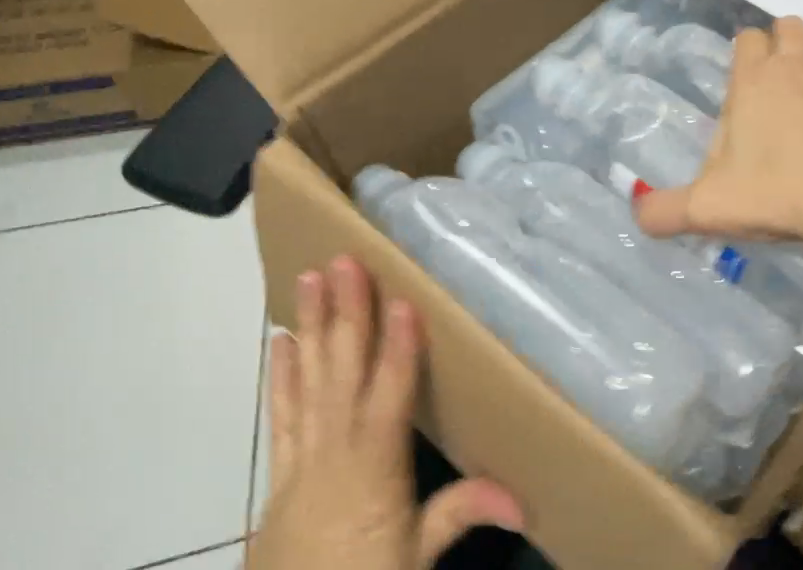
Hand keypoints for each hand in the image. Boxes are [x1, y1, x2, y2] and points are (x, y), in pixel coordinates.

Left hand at [248, 257, 522, 569]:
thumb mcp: (416, 557)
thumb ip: (461, 513)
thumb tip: (523, 500)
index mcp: (375, 467)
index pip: (390, 396)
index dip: (399, 349)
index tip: (403, 300)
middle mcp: (335, 451)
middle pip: (343, 372)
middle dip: (346, 314)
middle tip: (344, 262)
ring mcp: (302, 458)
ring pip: (309, 380)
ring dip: (311, 327)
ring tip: (309, 279)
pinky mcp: (280, 473)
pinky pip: (282, 415)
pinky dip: (281, 377)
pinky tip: (281, 342)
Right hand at [635, 16, 802, 244]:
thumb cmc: (774, 192)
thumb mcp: (708, 207)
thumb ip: (665, 211)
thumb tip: (639, 215)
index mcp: (752, 81)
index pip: (747, 37)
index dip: (743, 49)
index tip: (740, 79)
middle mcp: (793, 70)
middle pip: (789, 26)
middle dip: (781, 40)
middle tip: (773, 77)